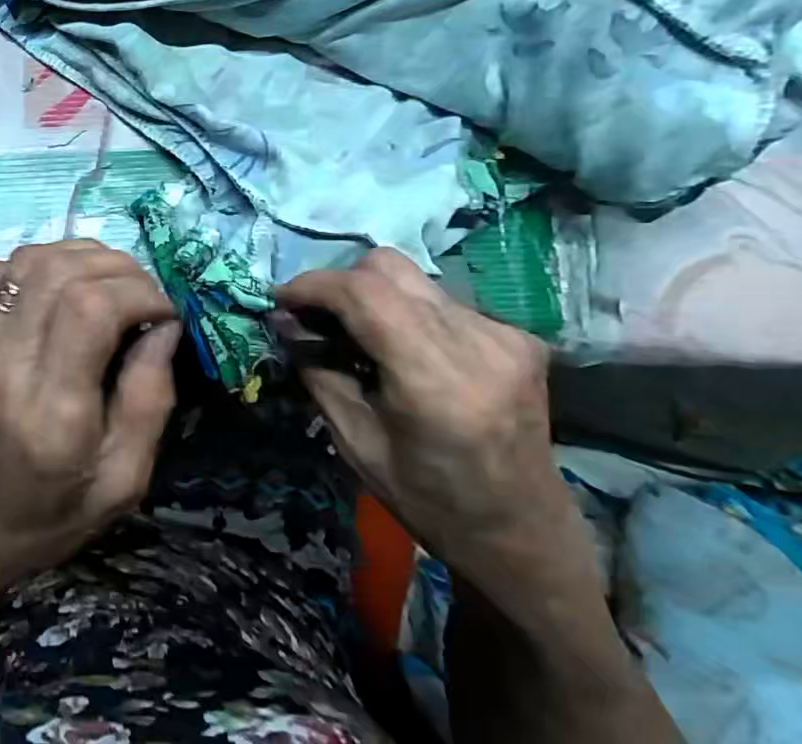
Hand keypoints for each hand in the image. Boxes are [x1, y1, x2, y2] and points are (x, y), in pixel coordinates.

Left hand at [0, 241, 182, 622]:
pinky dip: (39, 264)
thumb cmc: (58, 510)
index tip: (165, 313)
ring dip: (81, 257)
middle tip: (145, 297)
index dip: (138, 292)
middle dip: (118, 269)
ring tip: (112, 286)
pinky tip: (64, 289)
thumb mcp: (125, 479)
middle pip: (60, 273)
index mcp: (53, 410)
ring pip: (28, 260)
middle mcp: (6, 365)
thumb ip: (150, 399)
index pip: (89, 308)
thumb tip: (165, 324)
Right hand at [274, 249, 581, 601]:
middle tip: (313, 316)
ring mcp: (505, 336)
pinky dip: (403, 311)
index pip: (364, 293)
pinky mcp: (517, 337)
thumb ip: (318, 371)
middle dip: (338, 282)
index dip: (313, 285)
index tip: (280, 300)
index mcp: (437, 380)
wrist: (522, 534)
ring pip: (412, 278)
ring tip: (352, 333)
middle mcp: (478, 344)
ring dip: (369, 295)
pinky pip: (438, 299)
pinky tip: (396, 347)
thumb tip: (283, 320)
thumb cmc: (427, 499)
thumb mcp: (354, 440)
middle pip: (388, 268)